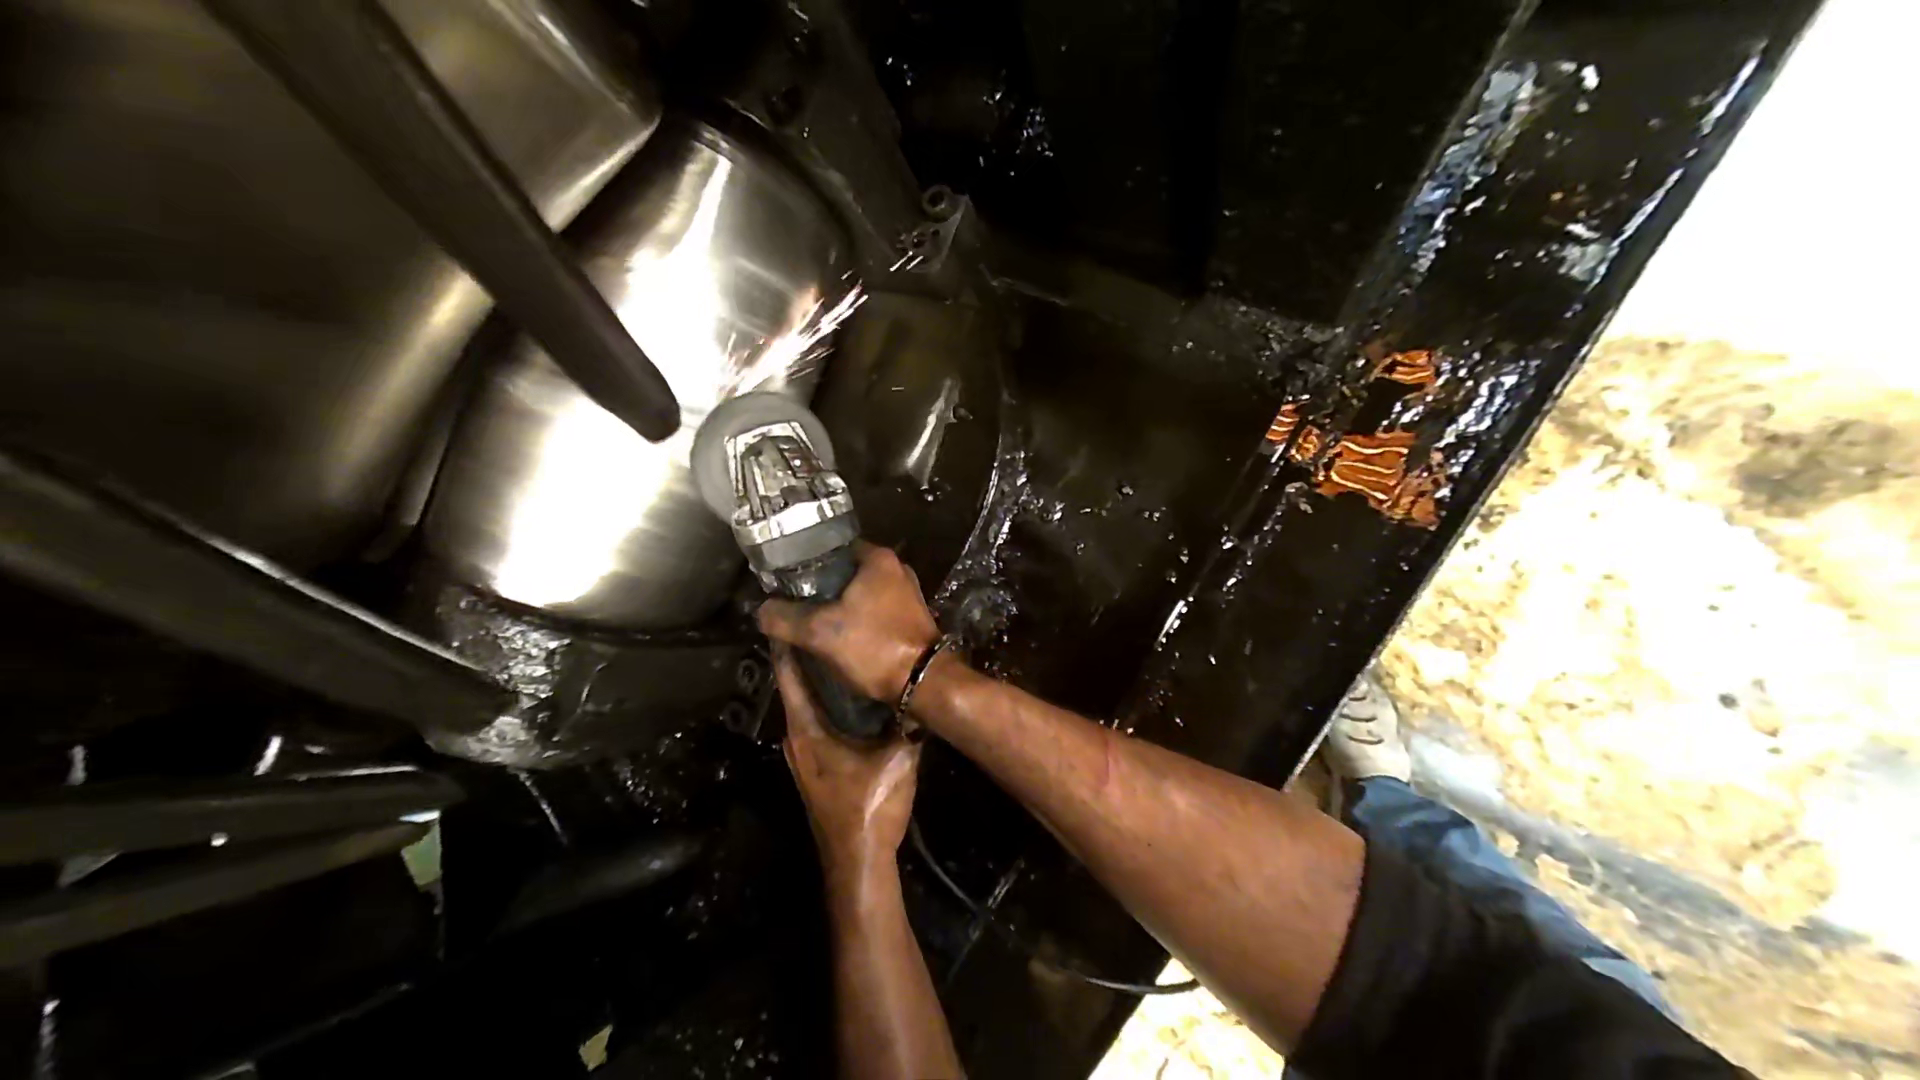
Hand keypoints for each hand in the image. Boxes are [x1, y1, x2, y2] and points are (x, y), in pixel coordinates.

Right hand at [758, 543, 938, 703]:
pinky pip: (873, 610)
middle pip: (845, 572)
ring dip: (837, 607)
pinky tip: (838, 636)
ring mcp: (906, 593)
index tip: (783, 582)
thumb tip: (761, 610)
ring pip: (859, 593)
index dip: (804, 564)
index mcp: (878, 558)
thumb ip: (784, 617)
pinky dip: (856, 619)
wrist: (923, 682)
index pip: (831, 549)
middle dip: (820, 589)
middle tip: (793, 605)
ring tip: (810, 622)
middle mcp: (896, 569)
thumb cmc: (873, 647)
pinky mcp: (910, 617)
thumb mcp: (819, 632)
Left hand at [776, 645, 920, 874]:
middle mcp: (796, 739)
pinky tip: (851, 700)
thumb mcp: (897, 757)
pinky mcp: (814, 771)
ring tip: (843, 658)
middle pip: (797, 689)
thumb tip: (922, 689)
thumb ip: (907, 722)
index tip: (792, 619)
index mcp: (806, 730)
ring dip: (820, 685)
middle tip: (830, 630)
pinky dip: (827, 707)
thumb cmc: (870, 804)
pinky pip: (816, 725)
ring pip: (807, 709)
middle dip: (810, 660)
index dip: (789, 647)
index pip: (790, 677)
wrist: (858, 860)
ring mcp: (803, 758)